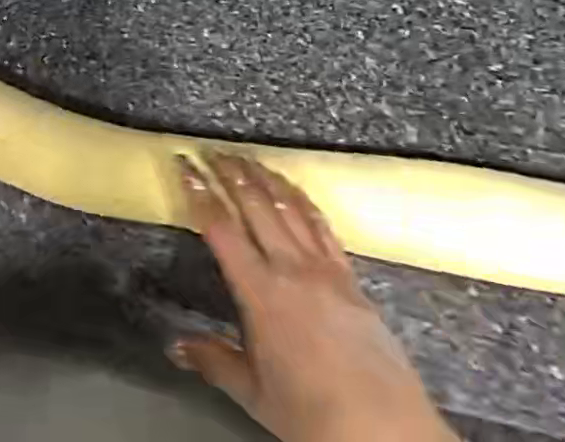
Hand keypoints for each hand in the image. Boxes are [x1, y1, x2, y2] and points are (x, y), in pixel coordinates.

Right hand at [171, 154, 456, 441]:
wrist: (389, 437)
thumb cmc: (313, 417)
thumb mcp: (254, 393)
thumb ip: (214, 360)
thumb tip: (175, 345)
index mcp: (260, 292)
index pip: (220, 227)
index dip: (198, 192)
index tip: (184, 165)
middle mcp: (291, 270)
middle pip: (255, 205)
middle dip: (230, 173)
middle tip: (210, 151)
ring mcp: (325, 270)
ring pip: (289, 208)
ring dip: (264, 178)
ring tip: (245, 157)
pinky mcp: (351, 279)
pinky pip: (322, 227)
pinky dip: (302, 200)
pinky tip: (292, 188)